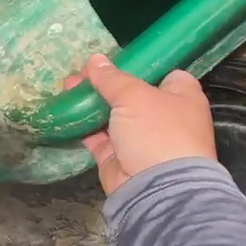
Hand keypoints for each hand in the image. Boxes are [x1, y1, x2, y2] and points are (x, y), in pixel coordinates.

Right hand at [74, 54, 216, 194]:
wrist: (156, 186)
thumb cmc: (157, 132)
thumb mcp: (134, 96)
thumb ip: (111, 78)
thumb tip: (94, 59)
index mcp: (180, 97)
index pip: (164, 73)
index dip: (141, 66)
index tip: (114, 60)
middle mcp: (162, 116)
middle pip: (130, 93)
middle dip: (104, 84)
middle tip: (79, 75)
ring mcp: (139, 136)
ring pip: (110, 114)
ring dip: (89, 103)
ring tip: (65, 89)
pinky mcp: (117, 154)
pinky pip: (96, 135)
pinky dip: (82, 125)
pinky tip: (65, 112)